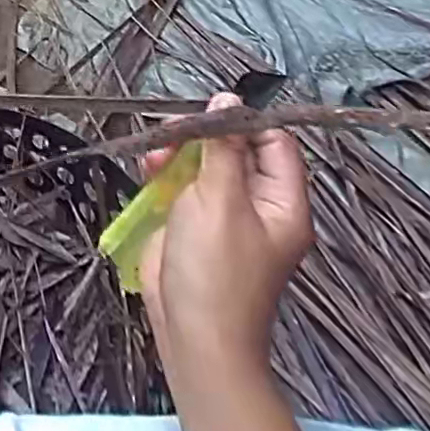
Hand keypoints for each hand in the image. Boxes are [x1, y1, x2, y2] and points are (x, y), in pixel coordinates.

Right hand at [137, 91, 311, 381]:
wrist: (191, 328)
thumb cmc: (216, 269)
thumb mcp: (220, 200)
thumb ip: (222, 149)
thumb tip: (227, 102)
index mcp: (281, 200)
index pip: (274, 143)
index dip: (244, 122)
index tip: (209, 110)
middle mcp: (255, 202)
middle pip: (232, 148)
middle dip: (200, 136)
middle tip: (172, 130)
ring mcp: (221, 211)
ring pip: (201, 161)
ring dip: (176, 152)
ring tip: (155, 157)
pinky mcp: (190, 219)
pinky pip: (179, 181)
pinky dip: (163, 171)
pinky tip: (148, 169)